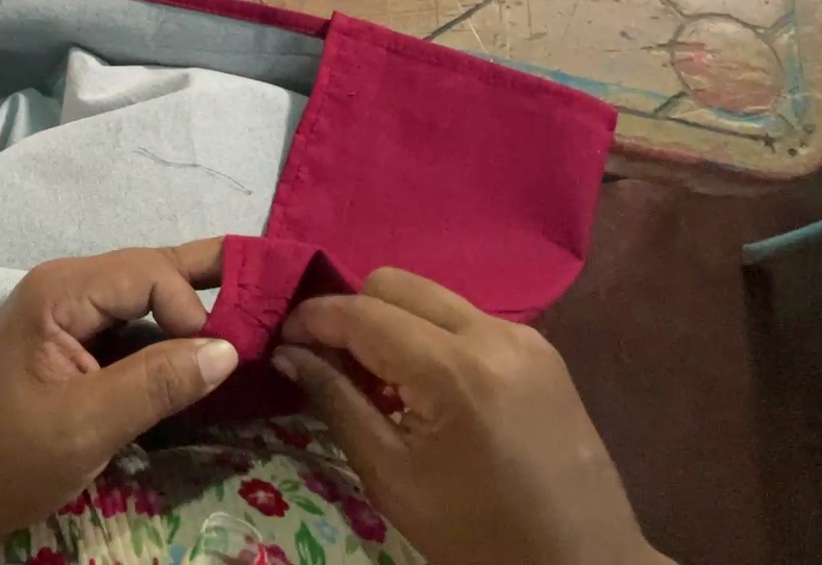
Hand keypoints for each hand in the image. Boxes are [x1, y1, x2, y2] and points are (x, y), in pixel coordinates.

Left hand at [0, 240, 240, 563]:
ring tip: (253, 308)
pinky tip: (206, 337)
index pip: (148, 273)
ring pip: (147, 290)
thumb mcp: (84, 427)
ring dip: (195, 303)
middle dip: (209, 277)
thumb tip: (229, 348)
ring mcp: (71, 309)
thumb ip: (157, 383)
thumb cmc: (4, 461)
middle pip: (152, 267)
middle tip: (274, 282)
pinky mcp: (77, 337)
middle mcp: (68, 284)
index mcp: (60, 291)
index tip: (220, 358)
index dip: (192, 307)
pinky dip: (173, 327)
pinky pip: (135, 318)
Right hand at [272, 269, 666, 564]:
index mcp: (455, 370)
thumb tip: (288, 352)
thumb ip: (335, 400)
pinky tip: (422, 384)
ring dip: (389, 320)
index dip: (314, 318)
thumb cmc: (478, 539)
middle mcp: (491, 332)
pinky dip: (426, 333)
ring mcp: (522, 335)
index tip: (283, 338)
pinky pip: (460, 316)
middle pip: (394, 282)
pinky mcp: (538, 347)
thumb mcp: (391, 476)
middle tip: (331, 360)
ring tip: (377, 377)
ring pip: (427, 294)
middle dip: (351, 311)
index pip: (363, 313)